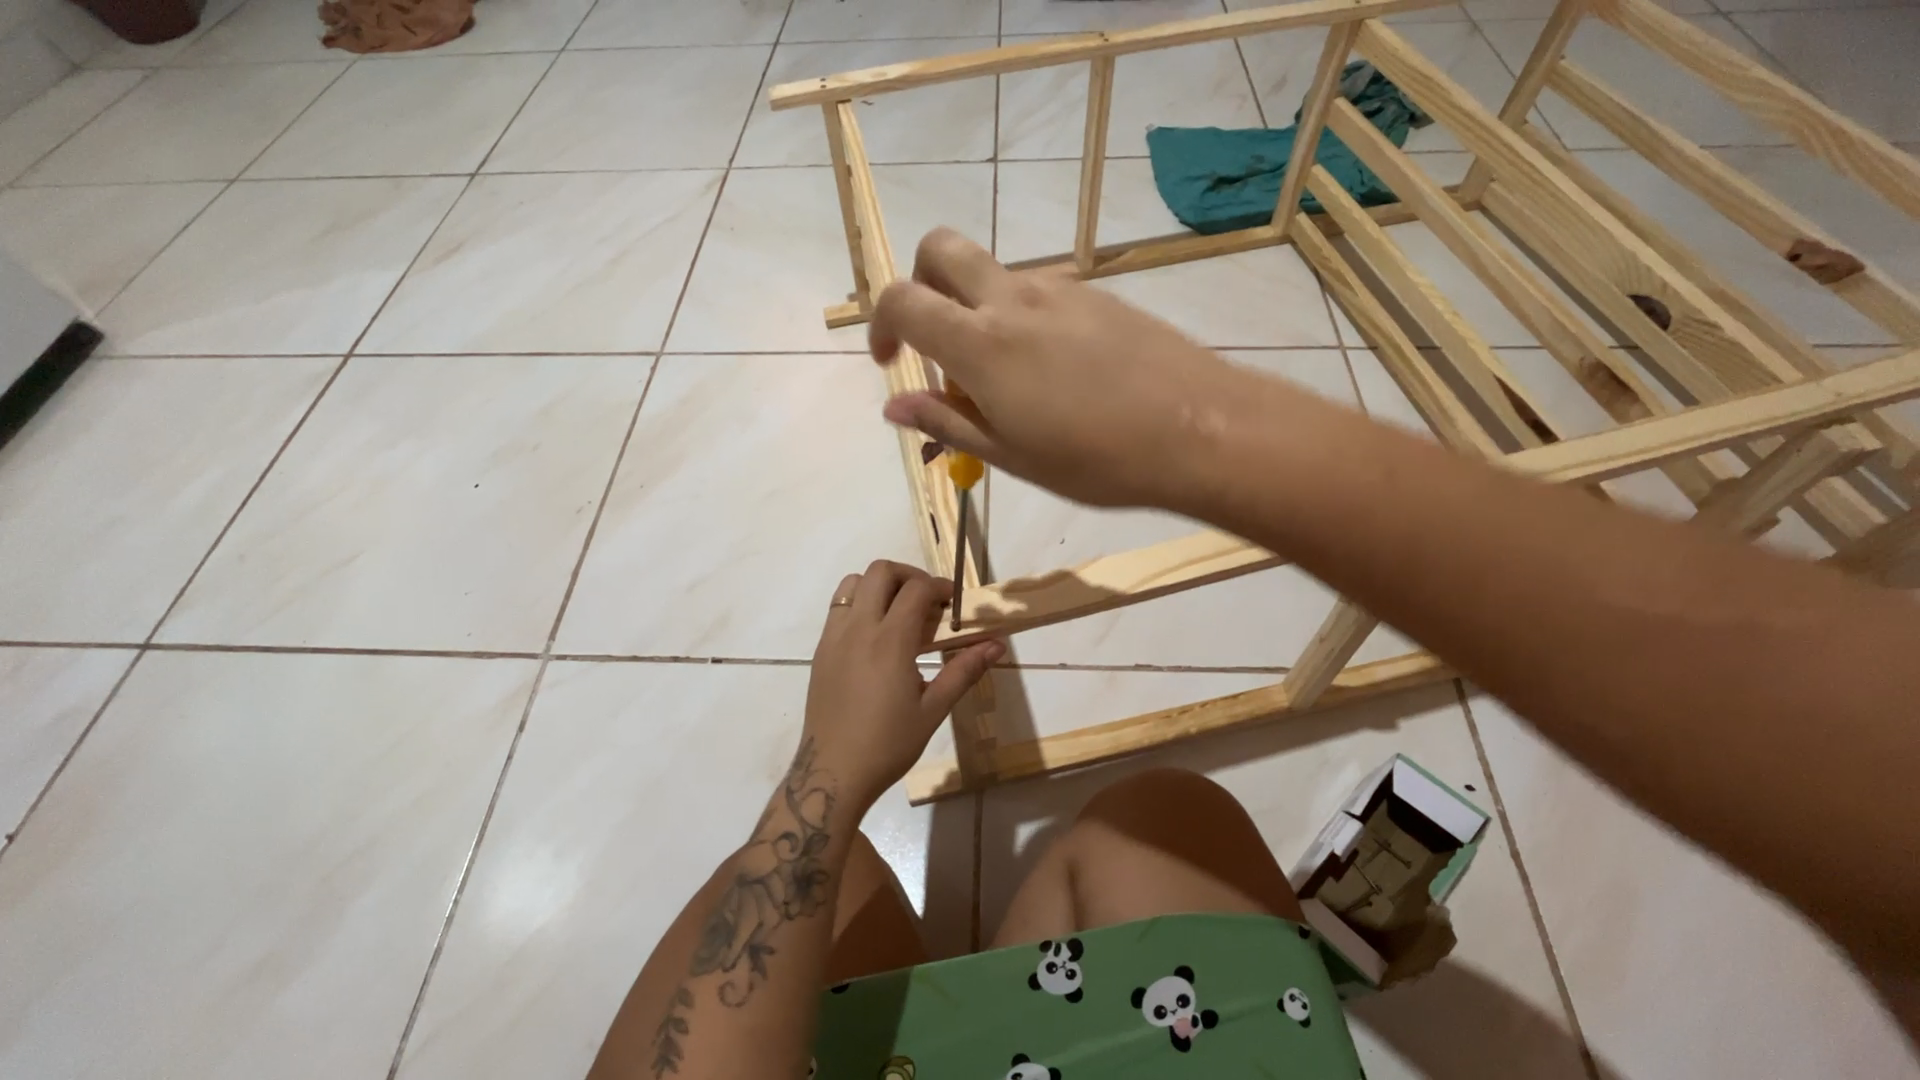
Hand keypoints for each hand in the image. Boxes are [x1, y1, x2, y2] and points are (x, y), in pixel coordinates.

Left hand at [804, 560, 1003, 805]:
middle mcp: (858, 629)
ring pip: (853, 584)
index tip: (955, 604)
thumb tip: (997, 645)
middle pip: (880, 572)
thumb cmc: (888, 744)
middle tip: (928, 602)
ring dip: (880, 586)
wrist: (833, 772)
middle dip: (909, 576)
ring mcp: (834, 637)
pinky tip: (876, 638)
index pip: (916, 589)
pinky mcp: (821, 651)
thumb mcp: (933, 709)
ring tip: (900, 614)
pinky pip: (838, 608)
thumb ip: (964, 670)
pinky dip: (860, 605)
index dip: (940, 587)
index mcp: (889, 641)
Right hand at [870, 228, 1257, 510]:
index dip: (881, 325)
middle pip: (940, 249)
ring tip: (1006, 382)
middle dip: (921, 283)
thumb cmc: (1096, 459)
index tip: (889, 362)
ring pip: (994, 275)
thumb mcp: (1010, 455)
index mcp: (980, 342)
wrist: (1198, 429)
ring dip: (976, 309)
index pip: (902, 300)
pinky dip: (1020, 317)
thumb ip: (947, 421)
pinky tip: (1054, 373)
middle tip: (936, 341)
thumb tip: (894, 404)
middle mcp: (1012, 299)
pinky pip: (1038, 291)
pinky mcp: (1096, 294)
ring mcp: (1058, 290)